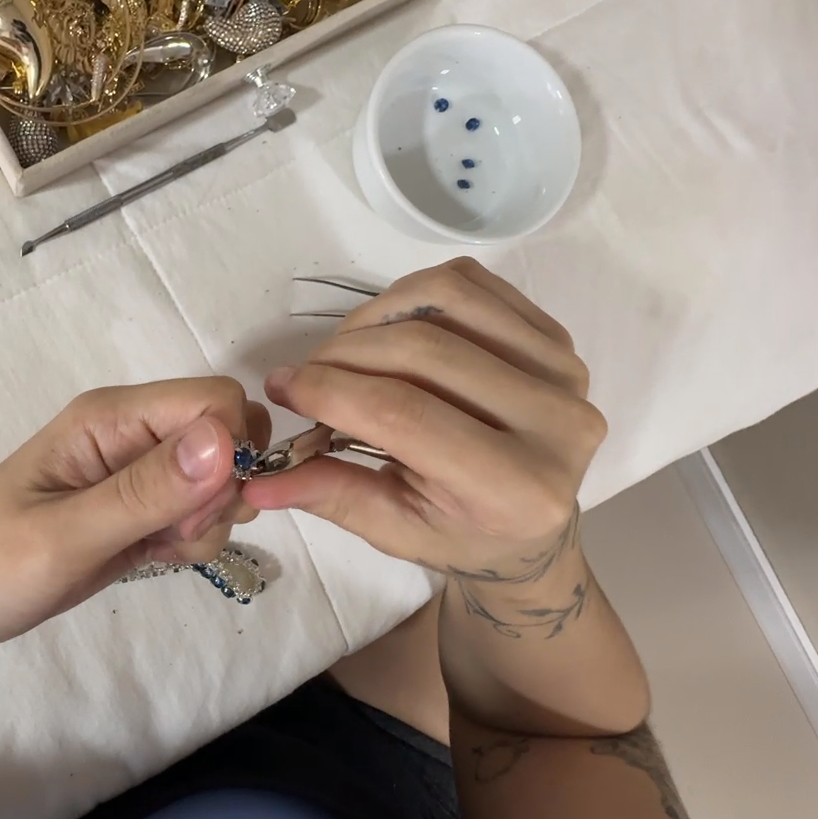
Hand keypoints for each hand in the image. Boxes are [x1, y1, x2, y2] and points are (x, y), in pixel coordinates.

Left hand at [0, 378, 266, 657]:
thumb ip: (145, 490)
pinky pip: (198, 511)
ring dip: (208, 520)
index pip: (214, 401)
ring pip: (220, 479)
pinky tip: (153, 557)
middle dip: (222, 491)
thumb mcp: (63, 534)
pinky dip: (193, 537)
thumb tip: (226, 439)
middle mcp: (132, 433)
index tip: (198, 509)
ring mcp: (137, 471)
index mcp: (111, 417)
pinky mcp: (141, 508)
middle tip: (175, 533)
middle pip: (227, 437)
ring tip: (154, 548)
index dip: (229, 451)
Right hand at [241, 259, 604, 576]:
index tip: (280, 385)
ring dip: (374, 315)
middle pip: (421, 351)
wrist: (534, 524)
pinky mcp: (557, 337)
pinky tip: (388, 327)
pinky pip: (469, 284)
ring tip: (345, 350)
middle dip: (342, 355)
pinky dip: (411, 293)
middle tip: (306, 374)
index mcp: (517, 488)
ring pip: (445, 300)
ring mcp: (564, 371)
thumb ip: (327, 496)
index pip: (403, 415)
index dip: (329, 390)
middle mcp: (557, 422)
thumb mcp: (392, 530)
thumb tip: (252, 481)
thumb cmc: (459, 534)